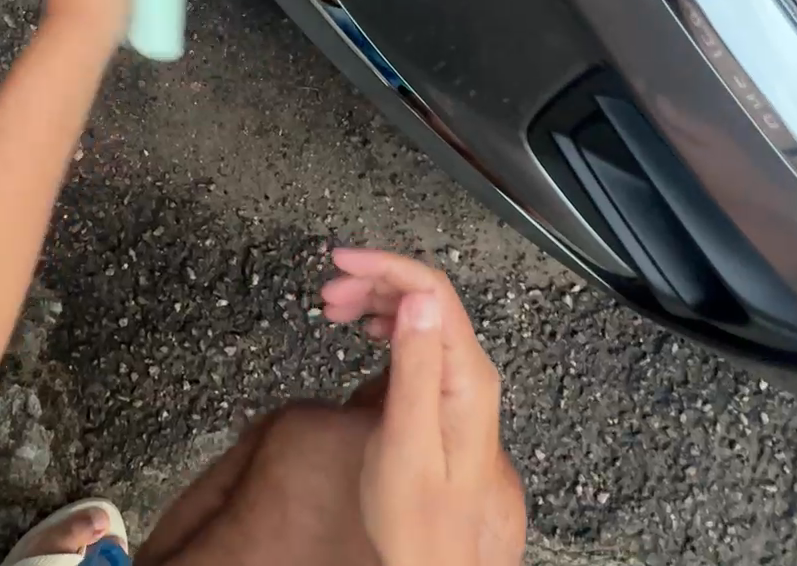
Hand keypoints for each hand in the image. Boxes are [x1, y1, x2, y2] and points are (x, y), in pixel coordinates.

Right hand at [322, 249, 526, 565]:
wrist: (434, 560)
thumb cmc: (417, 513)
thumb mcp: (408, 438)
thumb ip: (416, 365)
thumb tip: (419, 298)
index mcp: (465, 374)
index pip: (431, 290)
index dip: (385, 265)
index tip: (341, 261)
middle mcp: (468, 368)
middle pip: (424, 294)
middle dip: (373, 280)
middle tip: (328, 292)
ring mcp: (457, 377)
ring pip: (419, 310)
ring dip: (375, 298)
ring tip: (334, 307)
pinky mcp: (443, 387)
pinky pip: (416, 333)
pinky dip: (383, 320)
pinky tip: (363, 327)